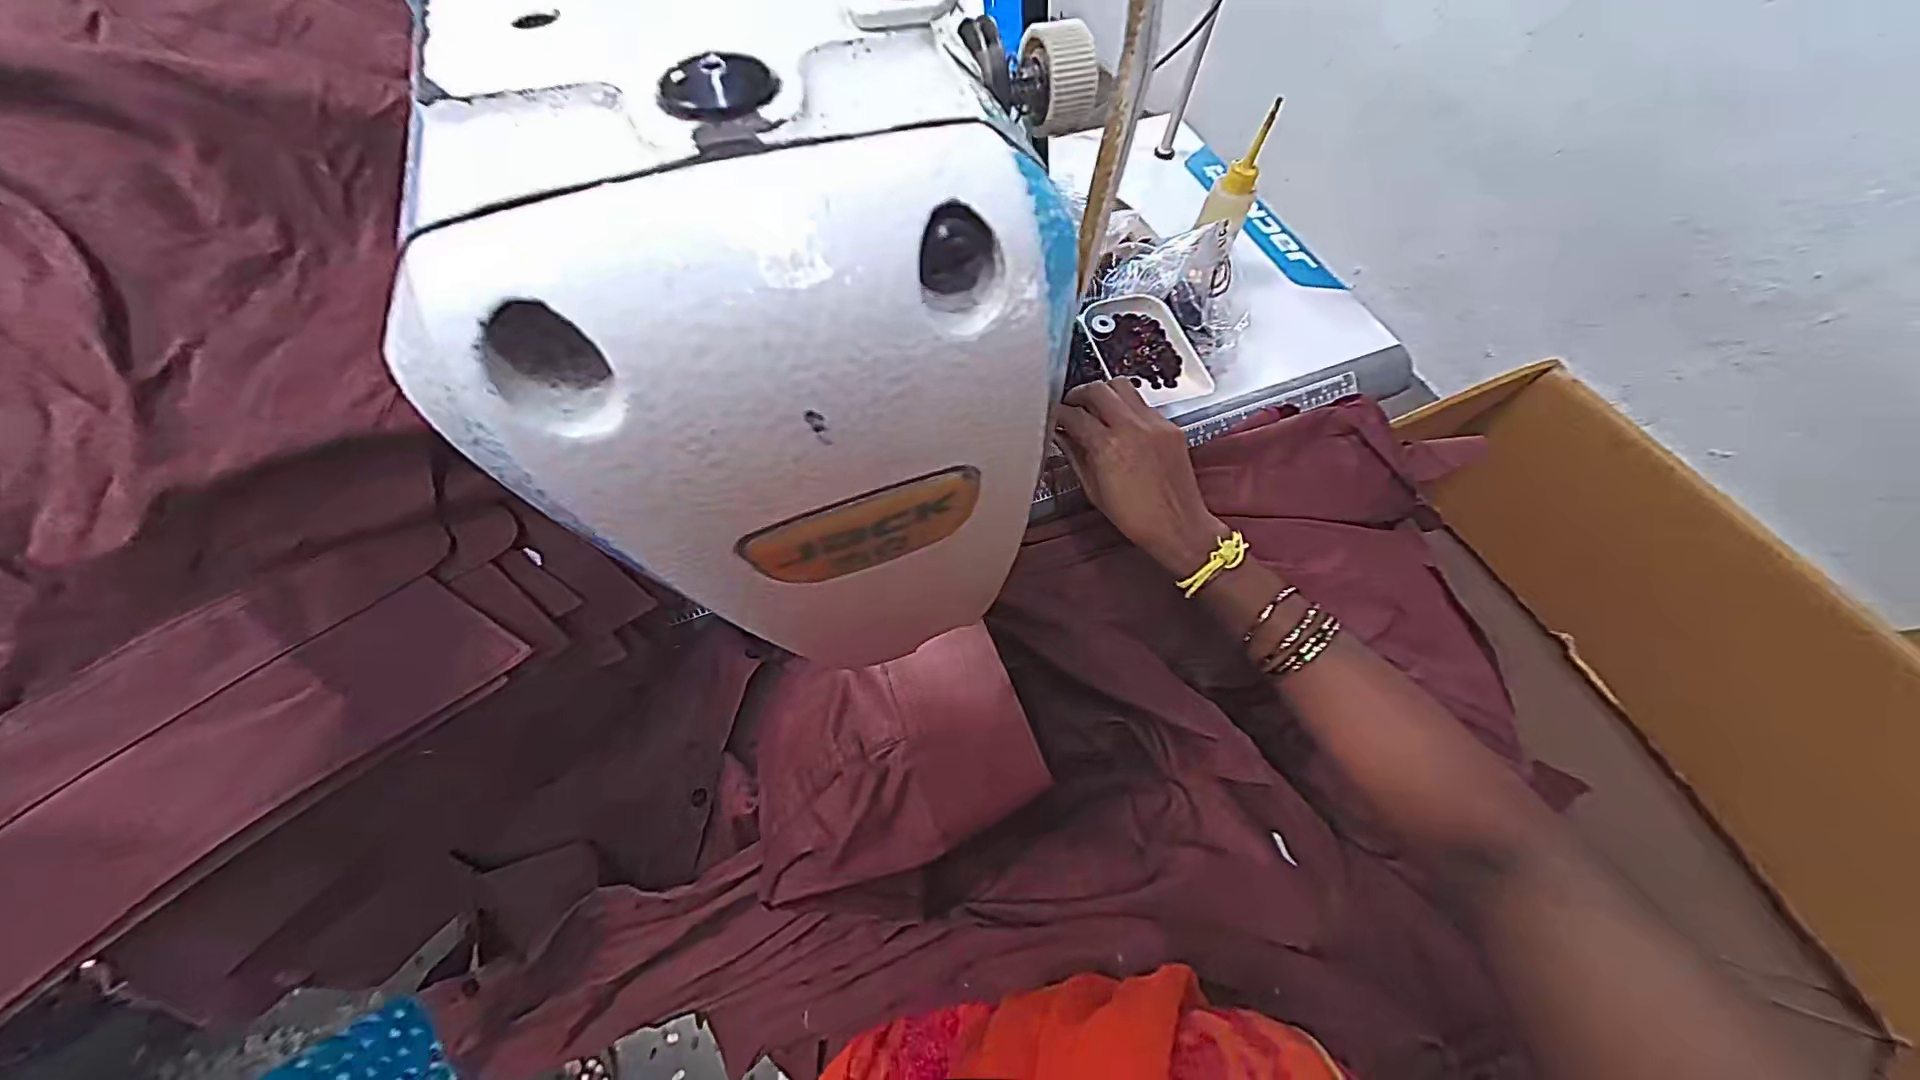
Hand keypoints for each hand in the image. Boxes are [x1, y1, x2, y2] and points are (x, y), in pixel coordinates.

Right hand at [1052, 379, 1227, 573]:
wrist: (1176, 525)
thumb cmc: (1136, 517)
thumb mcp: (1093, 490)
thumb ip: (1076, 456)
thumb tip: (1064, 437)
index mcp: (1108, 447)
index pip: (1075, 415)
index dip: (1060, 414)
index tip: (1055, 417)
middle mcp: (1132, 428)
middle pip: (1098, 389)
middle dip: (1079, 395)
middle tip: (1072, 405)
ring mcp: (1154, 424)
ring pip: (1122, 387)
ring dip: (1104, 394)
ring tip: (1096, 409)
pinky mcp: (1170, 426)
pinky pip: (1142, 404)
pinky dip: (1126, 407)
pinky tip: (1121, 424)